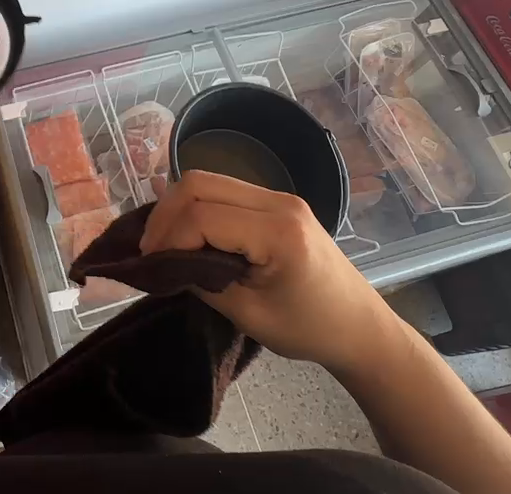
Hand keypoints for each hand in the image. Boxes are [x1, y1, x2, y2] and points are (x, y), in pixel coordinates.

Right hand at [140, 170, 396, 371]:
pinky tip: (186, 232)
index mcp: (278, 232)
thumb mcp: (249, 315)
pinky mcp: (276, 201)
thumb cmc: (310, 330)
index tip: (151, 264)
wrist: (361, 328)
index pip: (202, 216)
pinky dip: (196, 206)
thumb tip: (162, 263)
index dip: (168, 237)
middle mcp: (278, 201)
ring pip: (208, 180)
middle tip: (149, 249)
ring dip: (177, 206)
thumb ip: (202, 281)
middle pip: (200, 183)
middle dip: (165, 213)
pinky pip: (224, 190)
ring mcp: (279, 196)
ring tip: (162, 242)